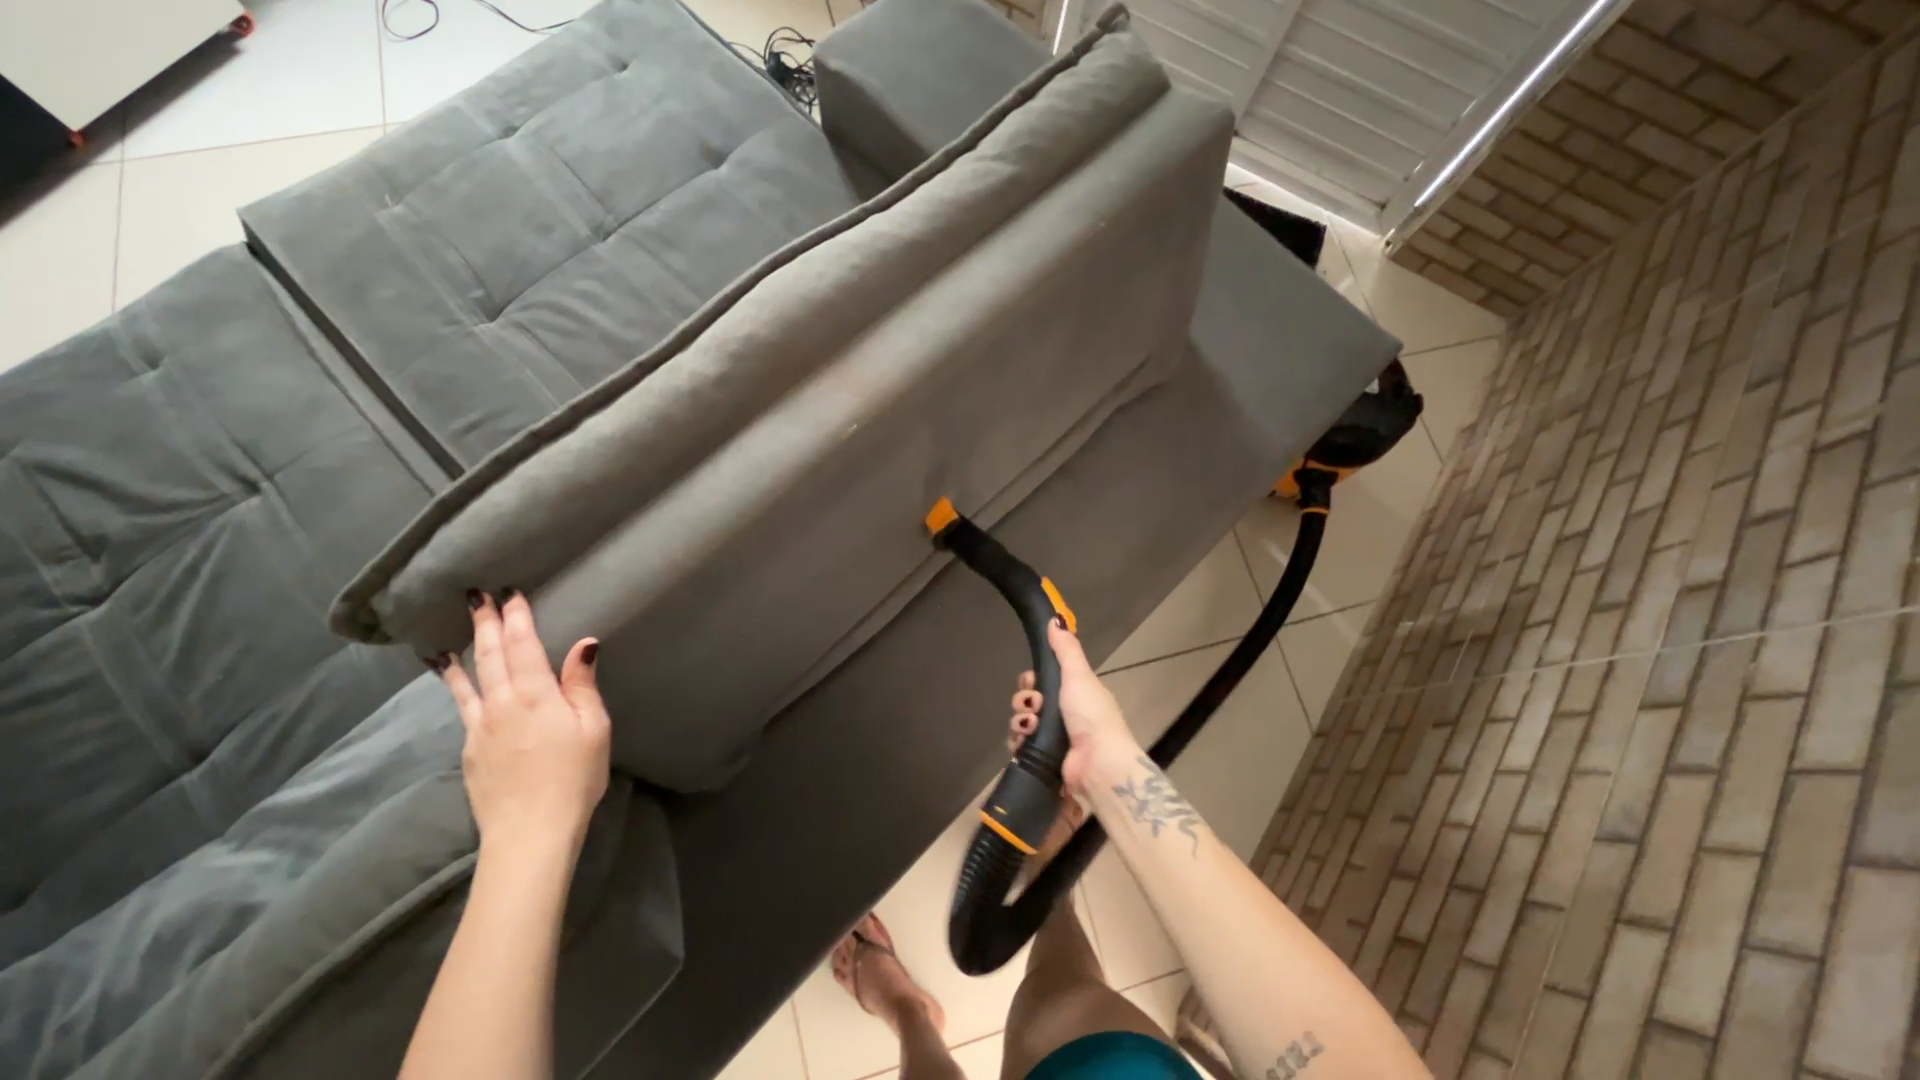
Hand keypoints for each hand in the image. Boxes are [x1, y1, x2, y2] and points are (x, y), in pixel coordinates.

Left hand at [435, 590, 610, 856]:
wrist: (529, 831)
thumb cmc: (573, 778)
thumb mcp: (594, 729)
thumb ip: (583, 685)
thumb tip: (583, 644)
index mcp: (535, 694)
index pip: (523, 645)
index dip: (516, 617)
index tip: (510, 593)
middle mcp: (501, 702)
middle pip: (491, 655)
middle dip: (485, 623)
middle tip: (476, 596)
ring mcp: (479, 726)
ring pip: (469, 678)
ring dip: (463, 650)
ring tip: (451, 631)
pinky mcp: (469, 748)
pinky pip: (461, 703)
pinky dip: (453, 682)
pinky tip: (449, 677)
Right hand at [1008, 621, 1141, 794]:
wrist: (1097, 764)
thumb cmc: (1091, 715)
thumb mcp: (1079, 675)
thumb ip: (1066, 649)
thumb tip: (1055, 618)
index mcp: (1074, 695)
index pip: (1041, 682)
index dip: (1031, 681)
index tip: (1031, 681)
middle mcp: (1063, 717)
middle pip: (1027, 702)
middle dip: (1024, 701)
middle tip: (1035, 706)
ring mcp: (1052, 740)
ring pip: (1020, 723)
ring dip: (1020, 721)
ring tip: (1031, 726)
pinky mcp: (1041, 761)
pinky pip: (1018, 747)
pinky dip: (1018, 742)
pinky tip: (1025, 742)